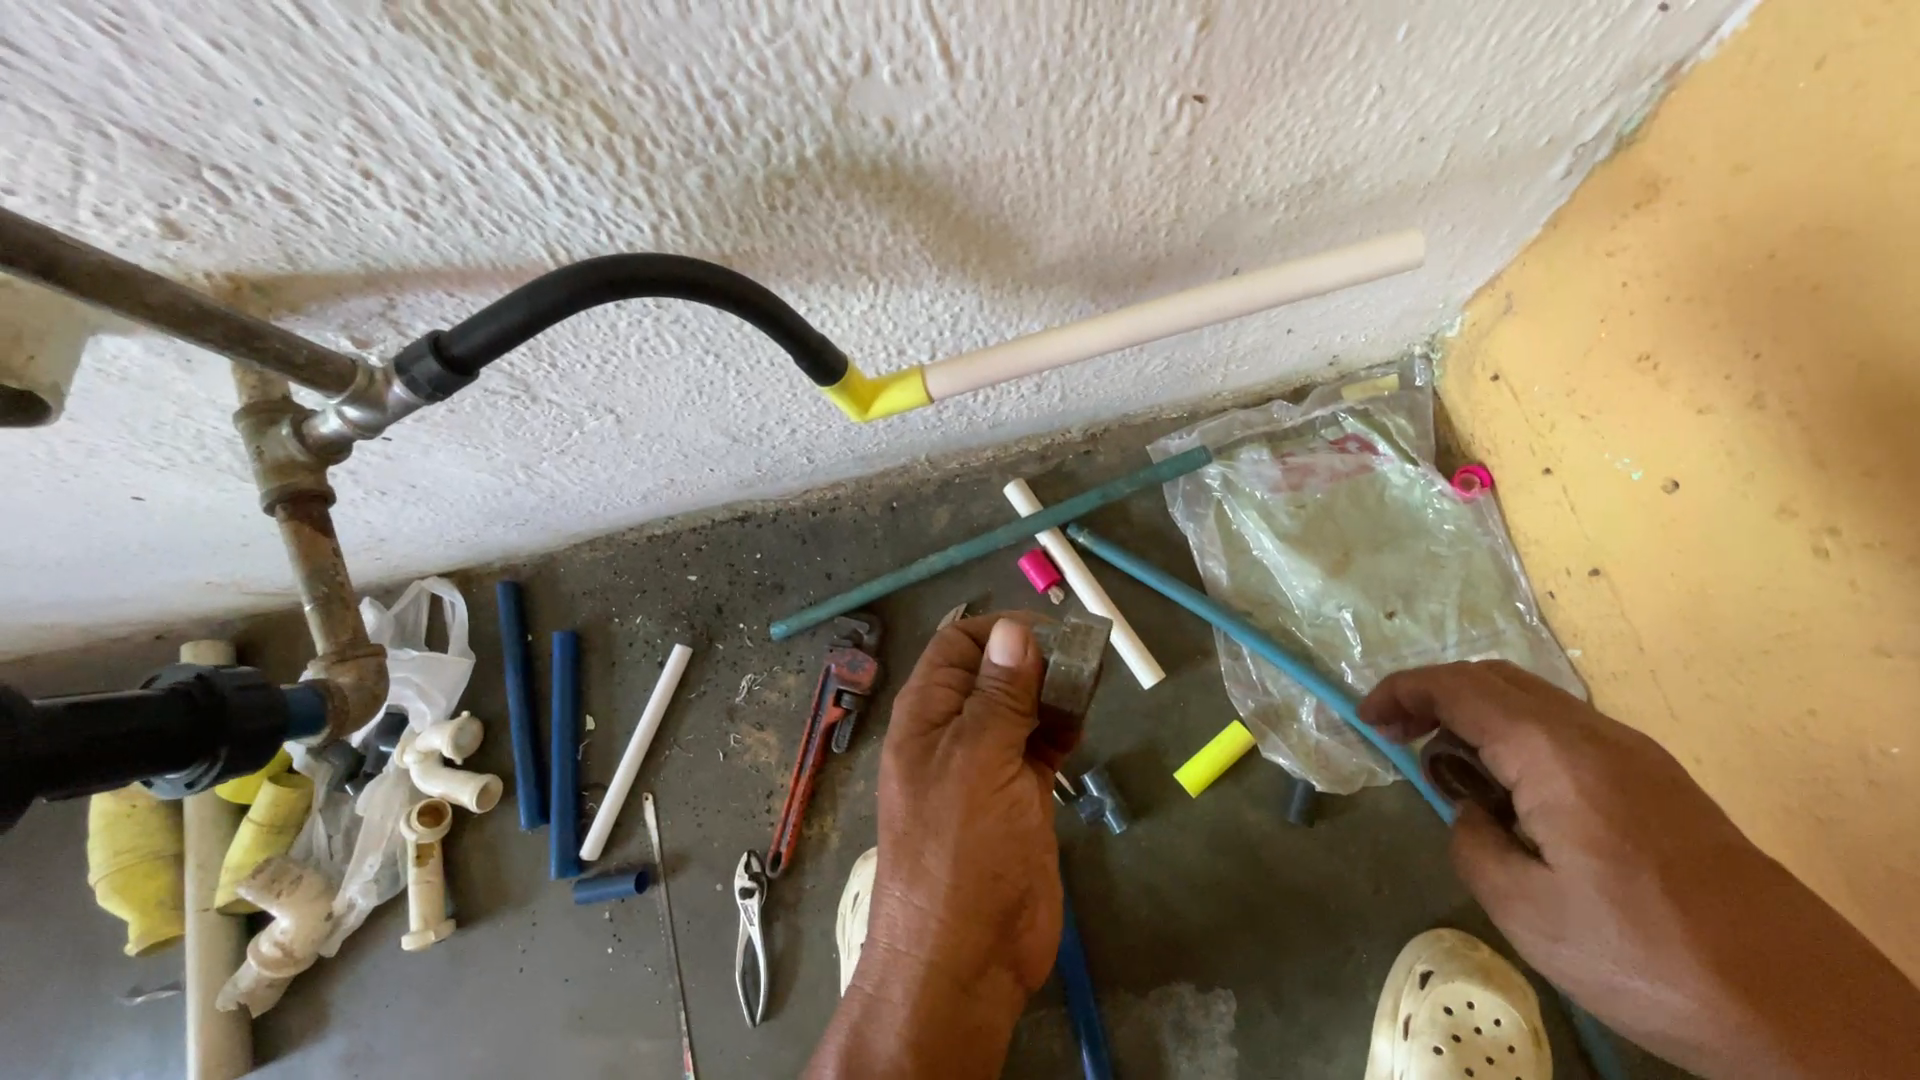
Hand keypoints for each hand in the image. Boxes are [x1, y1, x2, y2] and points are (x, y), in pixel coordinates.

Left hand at [808, 614, 1065, 1078]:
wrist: (965, 957)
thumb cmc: (960, 851)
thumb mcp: (977, 761)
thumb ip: (997, 696)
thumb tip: (1012, 630)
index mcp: (928, 714)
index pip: (958, 645)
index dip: (1000, 632)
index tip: (1052, 635)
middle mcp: (954, 732)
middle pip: (994, 672)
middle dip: (1034, 659)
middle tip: (1084, 660)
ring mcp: (987, 765)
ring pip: (1021, 707)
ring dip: (1052, 691)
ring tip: (1089, 686)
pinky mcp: (1018, 795)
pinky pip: (1039, 744)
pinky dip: (1060, 728)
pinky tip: (1080, 725)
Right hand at [1361, 661, 1919, 1078]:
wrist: (1795, 1004)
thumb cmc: (1641, 953)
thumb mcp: (1521, 907)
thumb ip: (1470, 840)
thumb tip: (1470, 812)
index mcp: (1554, 754)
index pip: (1458, 689)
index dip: (1401, 692)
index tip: (1365, 721)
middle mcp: (1595, 735)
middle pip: (1495, 678)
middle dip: (1434, 695)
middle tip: (1396, 736)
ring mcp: (1635, 755)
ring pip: (1533, 701)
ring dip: (1476, 716)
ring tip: (1448, 771)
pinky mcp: (1658, 781)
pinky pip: (1566, 730)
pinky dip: (1515, 737)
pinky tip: (1510, 792)